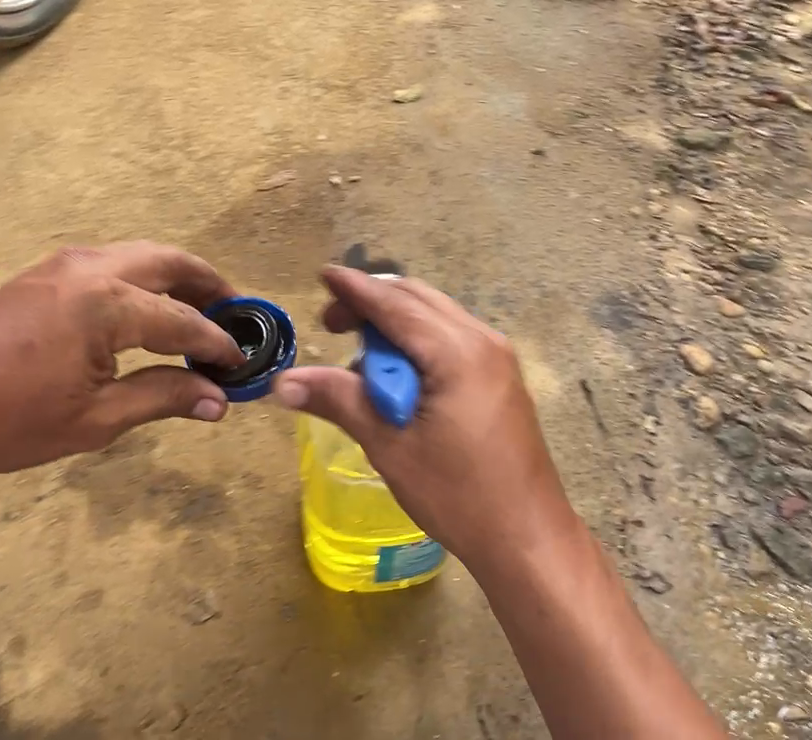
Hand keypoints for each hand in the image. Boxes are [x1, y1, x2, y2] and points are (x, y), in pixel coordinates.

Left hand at [0, 243, 245, 474]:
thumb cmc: (8, 419)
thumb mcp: (93, 420)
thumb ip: (162, 398)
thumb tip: (217, 400)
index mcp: (107, 306)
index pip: (182, 321)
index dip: (216, 343)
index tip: (239, 363)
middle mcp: (94, 269)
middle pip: (171, 262)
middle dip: (209, 284)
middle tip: (234, 314)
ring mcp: (68, 264)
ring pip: (143, 255)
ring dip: (177, 277)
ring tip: (199, 310)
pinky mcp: (50, 271)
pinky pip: (115, 261)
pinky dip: (145, 277)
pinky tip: (150, 308)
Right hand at [272, 267, 579, 567]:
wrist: (528, 537)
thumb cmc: (457, 494)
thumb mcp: (390, 445)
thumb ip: (340, 400)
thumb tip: (283, 382)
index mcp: (456, 351)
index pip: (395, 305)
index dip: (356, 289)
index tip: (323, 275)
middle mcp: (482, 341)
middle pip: (418, 300)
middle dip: (373, 303)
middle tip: (331, 325)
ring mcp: (498, 357)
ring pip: (436, 316)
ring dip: (396, 323)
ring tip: (360, 353)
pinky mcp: (501, 377)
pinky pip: (452, 337)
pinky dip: (419, 340)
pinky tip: (400, 373)